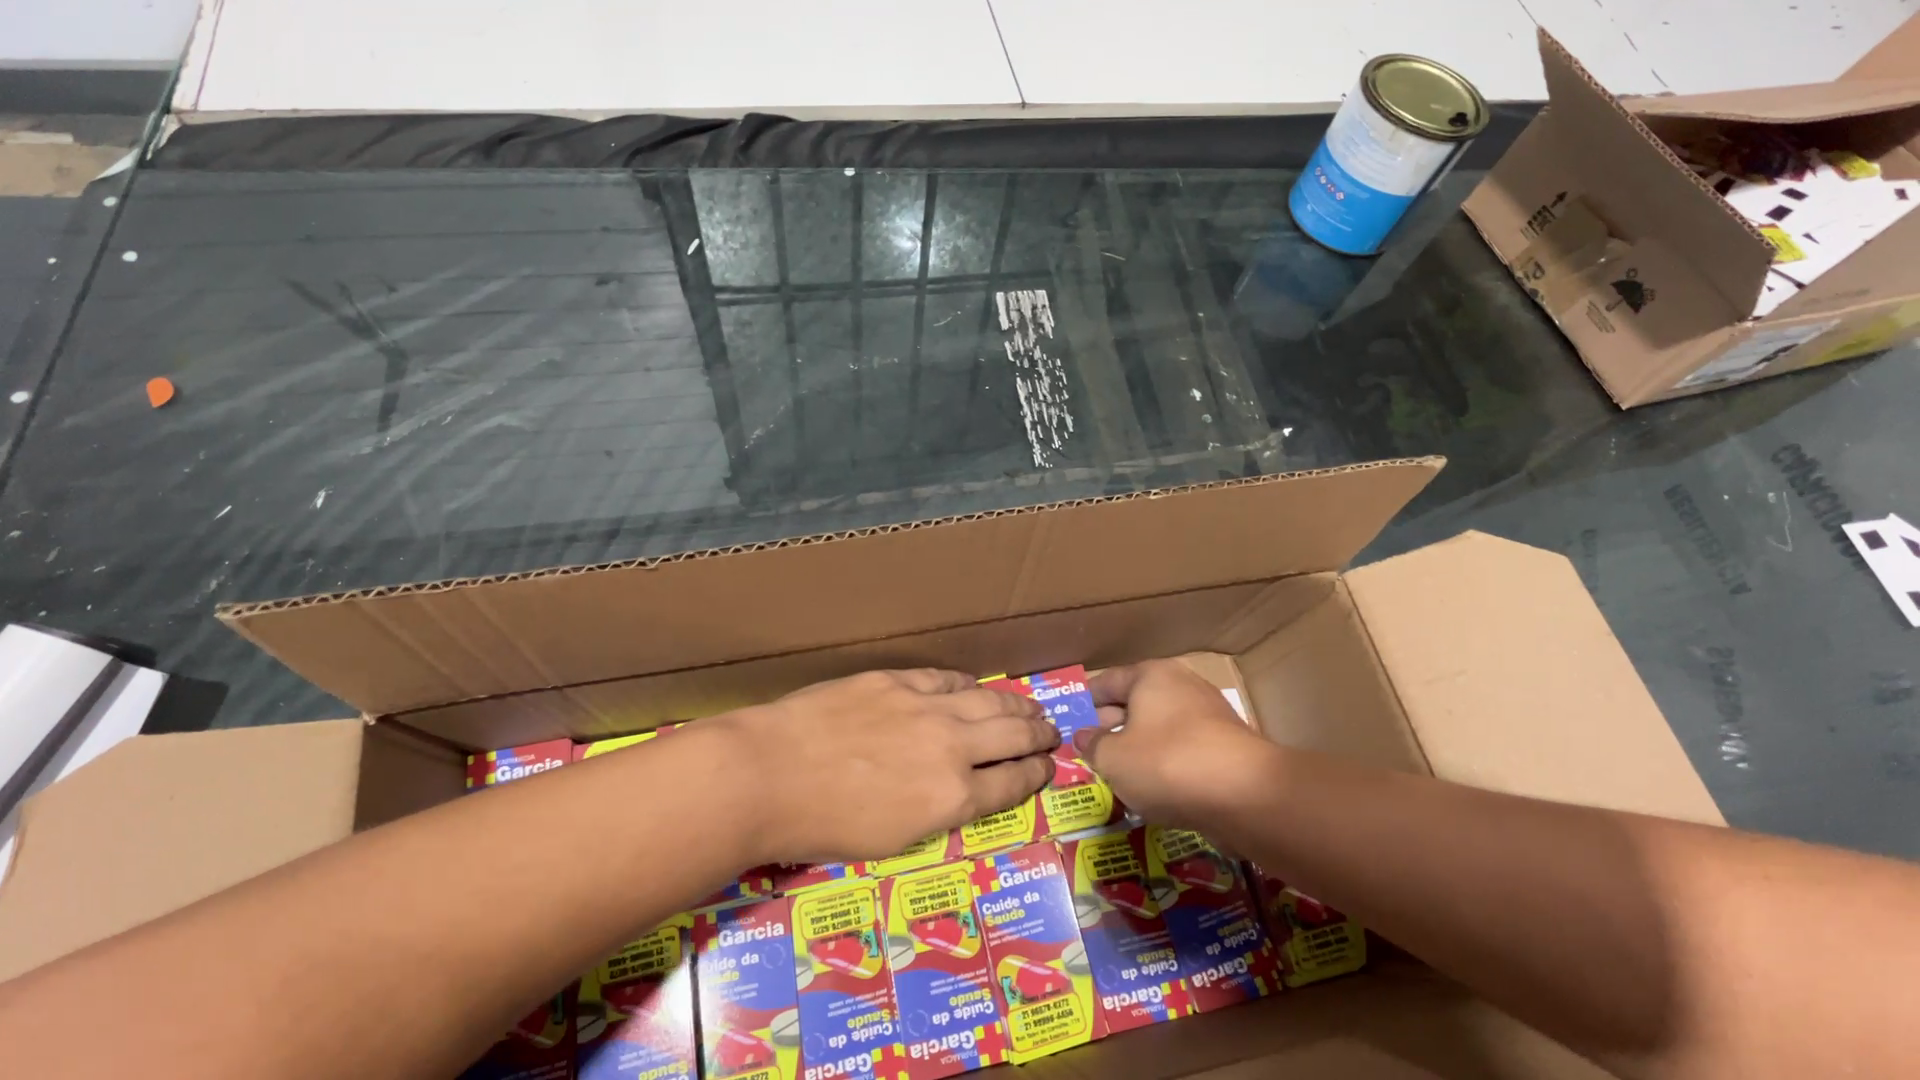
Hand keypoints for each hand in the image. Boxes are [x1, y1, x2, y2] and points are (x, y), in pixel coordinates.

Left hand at [716, 669, 1058, 864]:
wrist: (767, 775)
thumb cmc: (820, 828)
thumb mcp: (890, 842)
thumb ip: (933, 814)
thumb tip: (953, 792)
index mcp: (952, 798)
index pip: (1011, 784)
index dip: (1035, 775)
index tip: (1048, 766)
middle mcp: (951, 748)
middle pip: (1012, 736)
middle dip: (1038, 735)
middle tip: (1051, 733)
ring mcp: (924, 707)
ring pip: (986, 701)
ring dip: (1015, 706)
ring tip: (1029, 706)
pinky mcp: (894, 680)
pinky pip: (943, 678)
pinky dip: (966, 684)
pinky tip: (973, 685)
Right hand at [1074, 660, 1279, 828]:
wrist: (1245, 796)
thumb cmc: (1167, 764)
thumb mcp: (1113, 758)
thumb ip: (1093, 745)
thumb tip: (1085, 736)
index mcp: (1151, 676)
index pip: (1106, 682)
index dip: (1083, 702)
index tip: (1066, 720)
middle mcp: (1182, 686)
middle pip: (1135, 703)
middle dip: (1111, 726)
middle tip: (1087, 752)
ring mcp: (1209, 716)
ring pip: (1160, 729)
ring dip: (1138, 749)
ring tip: (1115, 774)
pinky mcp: (1227, 748)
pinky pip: (1183, 751)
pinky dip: (1165, 765)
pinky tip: (1151, 789)